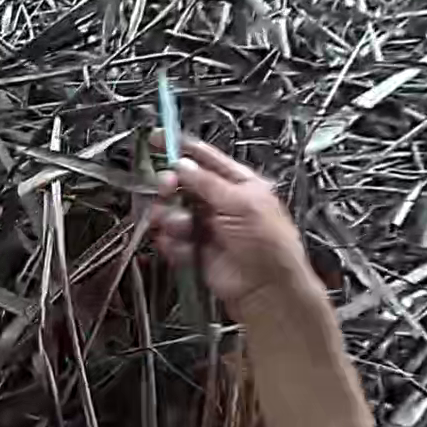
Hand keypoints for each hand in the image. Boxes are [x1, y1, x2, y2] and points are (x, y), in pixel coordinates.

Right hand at [149, 137, 314, 317]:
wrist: (264, 287)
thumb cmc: (268, 245)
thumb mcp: (240, 202)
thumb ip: (206, 182)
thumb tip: (182, 164)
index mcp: (237, 185)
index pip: (204, 159)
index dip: (181, 148)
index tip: (159, 139)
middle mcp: (218, 203)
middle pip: (180, 184)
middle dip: (170, 186)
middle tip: (167, 188)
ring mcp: (204, 225)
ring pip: (170, 211)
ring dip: (171, 219)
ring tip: (182, 229)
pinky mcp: (192, 248)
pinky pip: (169, 238)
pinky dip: (172, 243)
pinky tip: (184, 247)